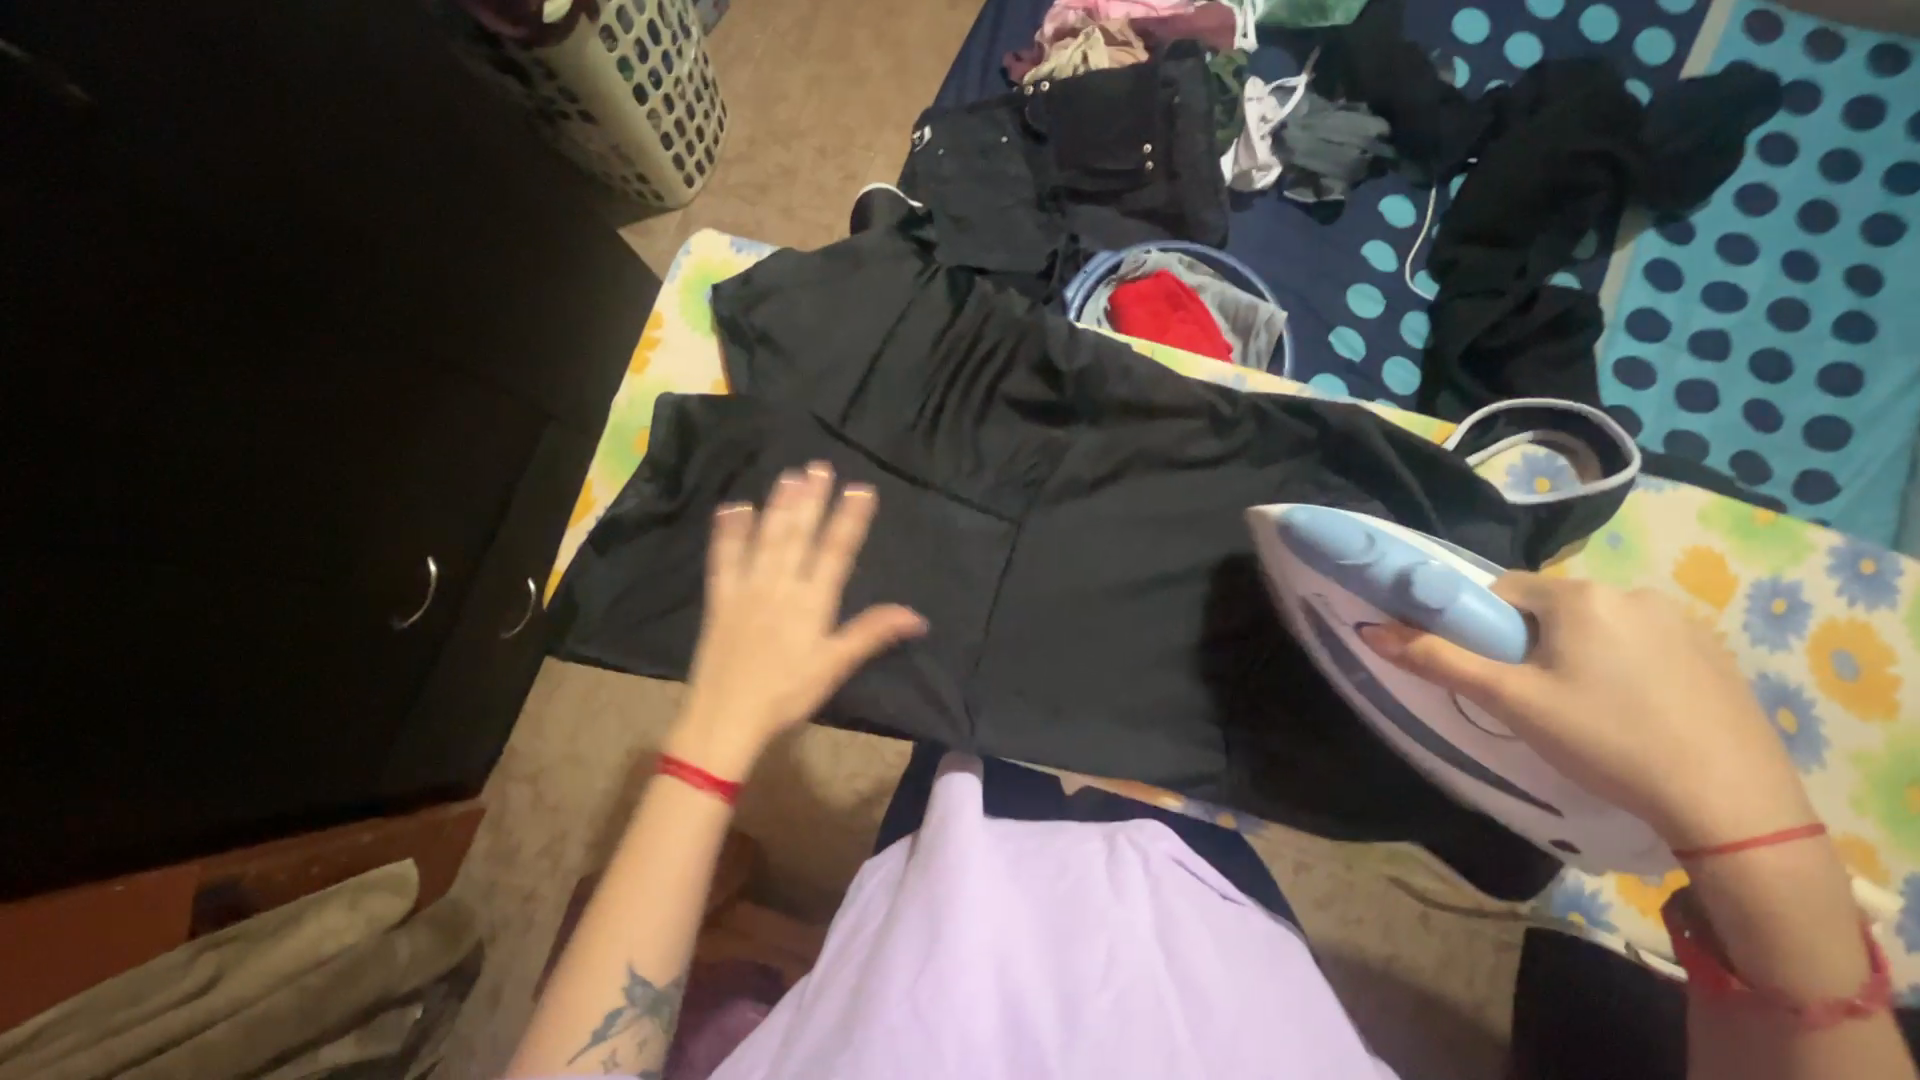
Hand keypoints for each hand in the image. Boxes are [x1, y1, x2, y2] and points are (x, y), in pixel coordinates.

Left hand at [666, 462, 926, 779]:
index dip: (850, 518)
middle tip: (819, 466)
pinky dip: (728, 532)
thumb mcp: (835, 666)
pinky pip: (724, 558)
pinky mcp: (719, 598)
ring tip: (789, 476)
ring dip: (778, 505)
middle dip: (812, 499)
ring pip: (765, 538)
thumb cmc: (787, 694)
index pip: (836, 551)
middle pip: (799, 534)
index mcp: (812, 601)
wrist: (726, 716)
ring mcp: (747, 588)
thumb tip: (917, 616)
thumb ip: (872, 634)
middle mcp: (780, 585)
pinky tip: (734, 507)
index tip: (860, 489)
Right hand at [1359, 573, 1815, 849]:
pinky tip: (1636, 713)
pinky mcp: (1716, 651)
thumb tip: (1370, 631)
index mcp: (1577, 595)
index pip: (1503, 589)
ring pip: (1599, 626)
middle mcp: (1631, 591)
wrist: (1730, 801)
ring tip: (1587, 711)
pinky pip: (1645, 644)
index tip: (1493, 671)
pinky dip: (1626, 666)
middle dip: (1533, 642)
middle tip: (1535, 698)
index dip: (1486, 627)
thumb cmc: (1604, 741)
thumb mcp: (1510, 702)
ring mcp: (1682, 619)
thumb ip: (1438, 660)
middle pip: (1552, 607)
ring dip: (1580, 652)